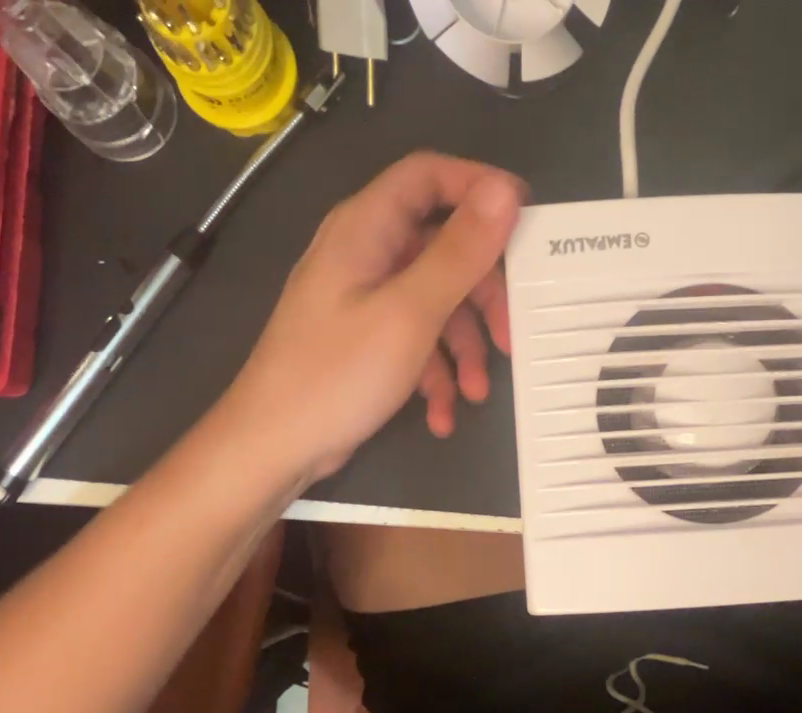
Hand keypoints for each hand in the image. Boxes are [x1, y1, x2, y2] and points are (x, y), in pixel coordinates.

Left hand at [229, 152, 525, 479]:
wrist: (274, 445)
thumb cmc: (336, 374)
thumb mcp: (410, 313)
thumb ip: (459, 253)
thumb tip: (505, 191)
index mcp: (366, 228)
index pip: (429, 177)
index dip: (480, 188)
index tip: (527, 222)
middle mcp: (366, 254)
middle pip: (443, 249)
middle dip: (482, 297)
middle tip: (509, 337)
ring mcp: (364, 299)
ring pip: (436, 303)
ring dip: (462, 349)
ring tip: (475, 394)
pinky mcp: (366, 340)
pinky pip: (416, 341)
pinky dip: (435, 375)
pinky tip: (443, 414)